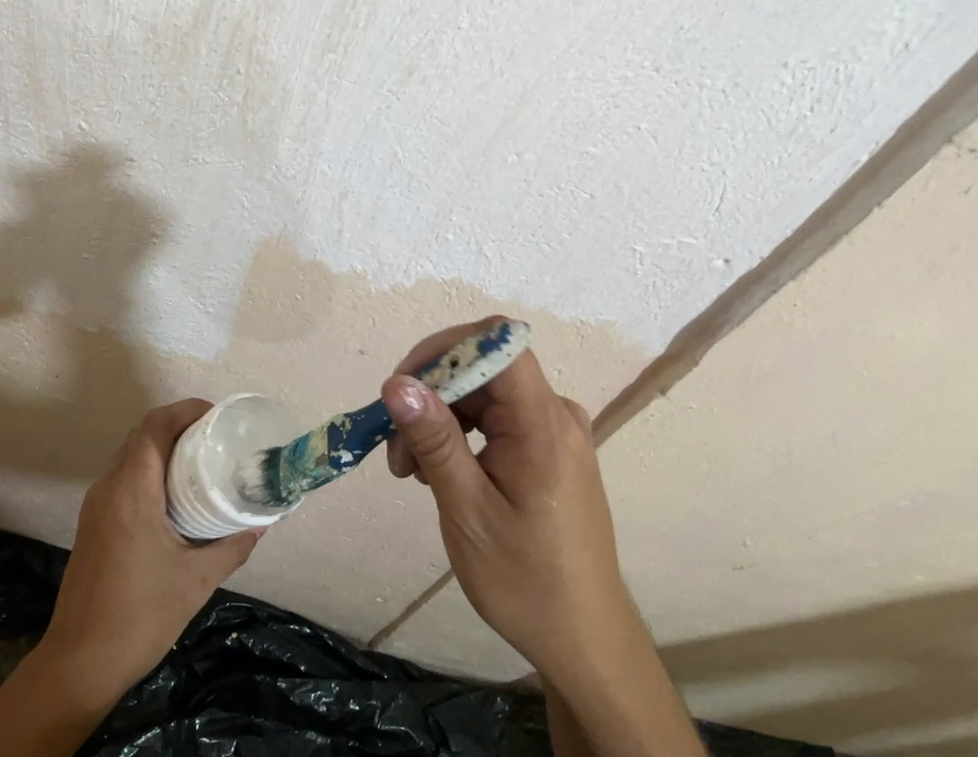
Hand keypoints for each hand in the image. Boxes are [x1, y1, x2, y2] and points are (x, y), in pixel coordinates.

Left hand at [41, 399, 260, 696]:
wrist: (81, 660)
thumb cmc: (141, 617)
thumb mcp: (197, 581)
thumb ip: (232, 546)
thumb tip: (262, 522)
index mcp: (132, 493)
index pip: (153, 427)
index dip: (185, 411)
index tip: (219, 417)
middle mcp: (108, 489)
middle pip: (142, 436)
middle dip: (180, 428)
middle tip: (220, 439)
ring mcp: (95, 506)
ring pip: (131, 457)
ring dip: (164, 450)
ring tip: (204, 462)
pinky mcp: (93, 523)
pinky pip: (124, 480)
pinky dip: (151, 473)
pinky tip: (178, 497)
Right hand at [379, 319, 626, 675]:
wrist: (581, 635)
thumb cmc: (523, 578)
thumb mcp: (467, 508)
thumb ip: (434, 439)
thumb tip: (396, 383)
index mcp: (543, 423)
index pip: (494, 342)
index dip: (442, 350)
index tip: (400, 390)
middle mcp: (556, 414)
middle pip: (483, 367)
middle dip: (429, 395)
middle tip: (396, 452)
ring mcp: (555, 432)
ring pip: (484, 394)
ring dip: (439, 418)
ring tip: (413, 473)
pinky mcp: (549, 451)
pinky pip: (497, 418)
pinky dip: (460, 434)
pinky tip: (441, 474)